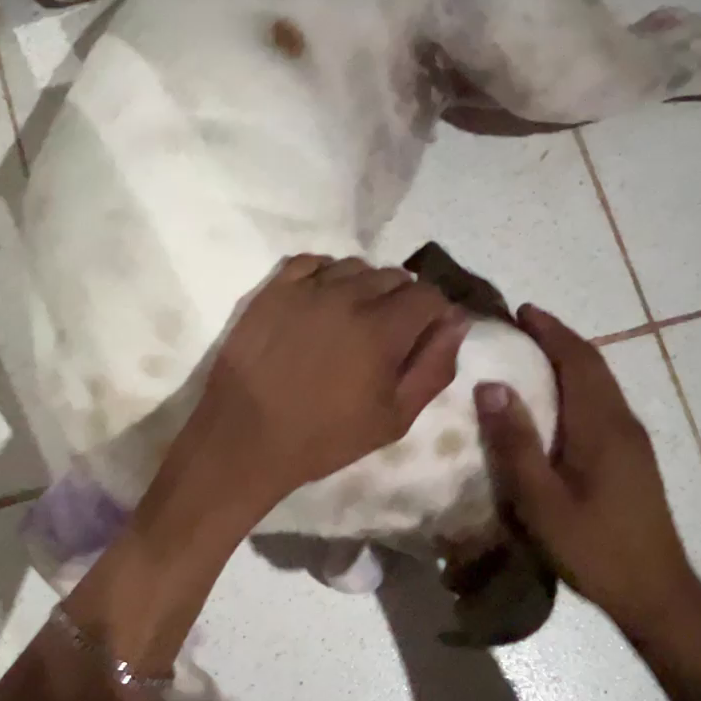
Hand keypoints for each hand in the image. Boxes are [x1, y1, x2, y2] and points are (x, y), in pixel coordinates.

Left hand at [184, 255, 468, 506]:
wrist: (244, 438)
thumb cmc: (323, 438)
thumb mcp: (394, 419)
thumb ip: (434, 367)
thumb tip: (456, 322)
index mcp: (382, 328)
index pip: (430, 294)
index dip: (433, 315)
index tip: (422, 336)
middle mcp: (346, 296)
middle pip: (393, 276)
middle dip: (400, 301)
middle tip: (385, 337)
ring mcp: (304, 289)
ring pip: (353, 266)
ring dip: (363, 286)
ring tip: (350, 320)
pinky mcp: (271, 290)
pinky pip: (310, 262)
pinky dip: (324, 275)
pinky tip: (320, 302)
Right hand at [474, 305, 700, 630]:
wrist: (655, 591)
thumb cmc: (593, 547)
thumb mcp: (541, 500)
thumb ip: (516, 443)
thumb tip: (492, 386)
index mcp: (602, 427)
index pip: (579, 361)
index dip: (551, 332)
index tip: (520, 310)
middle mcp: (623, 425)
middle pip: (593, 367)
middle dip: (558, 340)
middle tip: (519, 327)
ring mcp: (632, 443)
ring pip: (599, 387)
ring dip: (568, 363)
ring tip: (528, 358)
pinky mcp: (631, 461)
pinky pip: (600, 407)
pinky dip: (575, 389)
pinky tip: (551, 407)